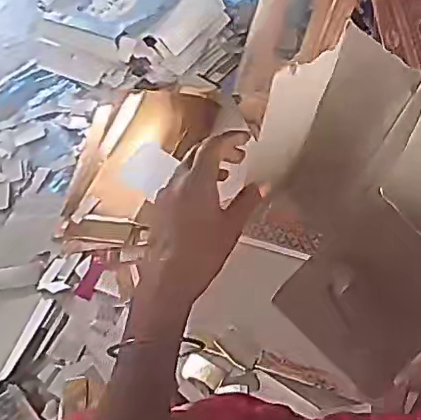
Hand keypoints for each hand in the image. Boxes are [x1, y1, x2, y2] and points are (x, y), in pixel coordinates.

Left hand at [132, 132, 265, 332]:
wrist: (167, 282)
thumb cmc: (199, 256)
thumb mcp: (232, 227)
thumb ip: (247, 201)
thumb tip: (260, 187)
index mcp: (196, 182)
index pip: (212, 146)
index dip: (230, 138)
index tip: (245, 138)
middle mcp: (177, 184)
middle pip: (197, 153)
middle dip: (220, 149)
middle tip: (239, 154)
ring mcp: (165, 196)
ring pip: (187, 168)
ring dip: (208, 165)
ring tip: (227, 175)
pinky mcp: (160, 209)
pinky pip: (179, 184)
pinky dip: (196, 180)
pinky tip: (208, 196)